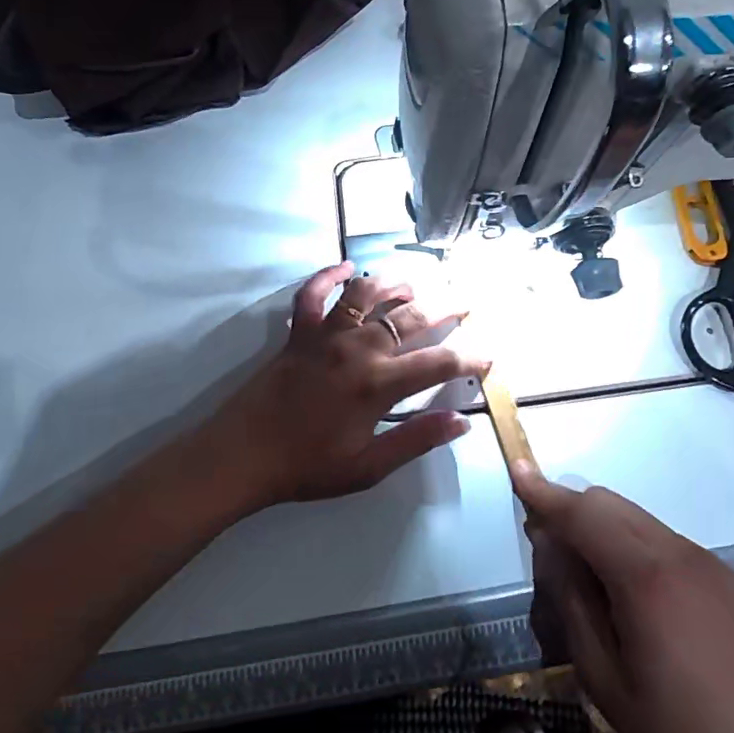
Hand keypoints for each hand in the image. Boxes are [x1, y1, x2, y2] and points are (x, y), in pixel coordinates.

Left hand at [200, 262, 489, 509]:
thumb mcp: (367, 467)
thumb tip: (461, 421)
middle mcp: (355, 349)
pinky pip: (312, 295)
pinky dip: (328, 276)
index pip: (438, 363)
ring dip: (393, 285)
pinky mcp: (297, 334)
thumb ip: (415, 440)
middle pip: (408, 319)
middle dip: (443, 309)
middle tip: (463, 302)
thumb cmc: (307, 466)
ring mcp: (323, 336)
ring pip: (364, 295)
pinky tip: (346, 265)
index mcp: (377, 385)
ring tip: (413, 285)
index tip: (488, 357)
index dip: (469, 358)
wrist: (245, 454)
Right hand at [512, 463, 733, 732]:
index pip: (583, 513)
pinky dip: (634, 543)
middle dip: (571, 508)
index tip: (517, 470)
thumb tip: (549, 543)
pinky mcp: (733, 584)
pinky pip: (667, 542)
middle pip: (611, 504)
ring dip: (603, 526)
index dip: (545, 492)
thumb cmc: (675, 732)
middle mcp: (683, 556)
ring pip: (640, 519)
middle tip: (545, 539)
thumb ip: (570, 597)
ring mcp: (714, 567)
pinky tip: (632, 590)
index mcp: (647, 576)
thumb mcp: (601, 673)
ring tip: (587, 571)